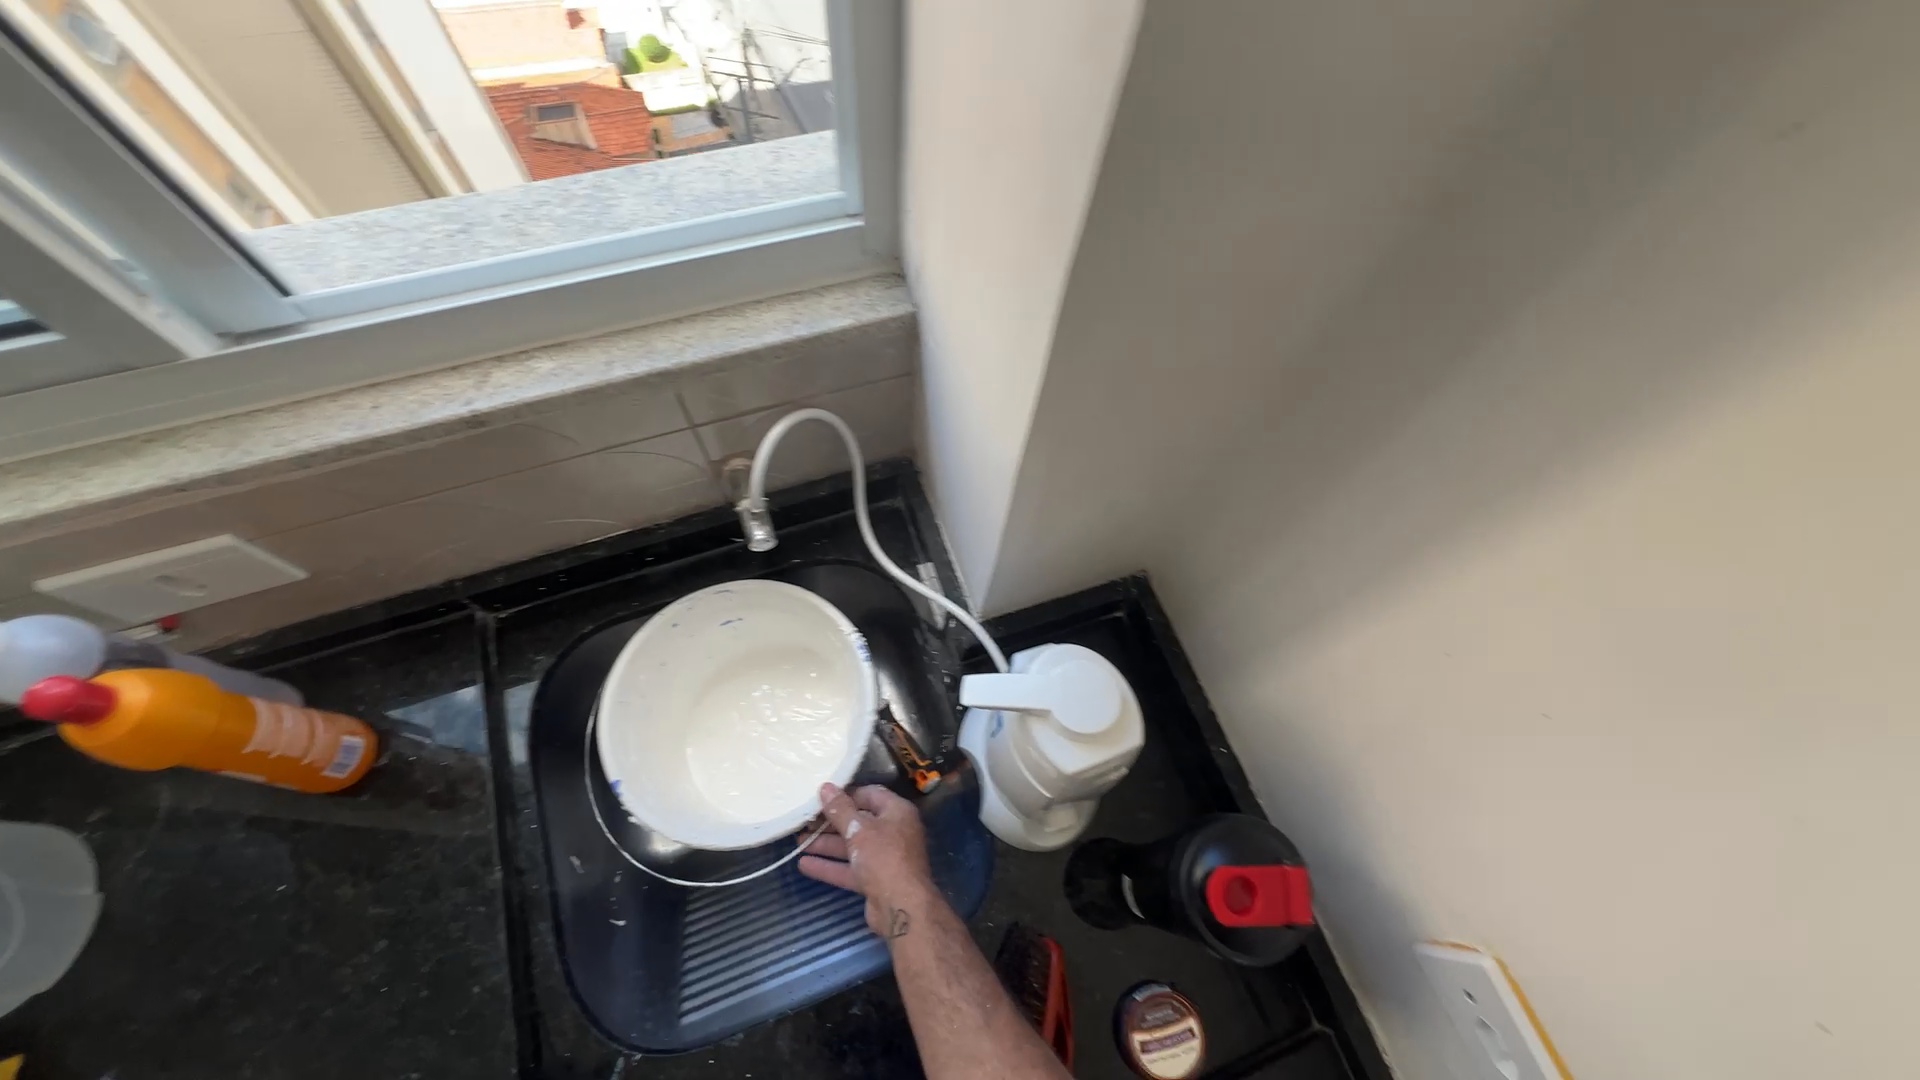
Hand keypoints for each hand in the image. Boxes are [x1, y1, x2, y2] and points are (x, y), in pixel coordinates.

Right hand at [798, 782, 936, 938]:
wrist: (901, 907)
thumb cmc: (883, 857)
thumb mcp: (859, 829)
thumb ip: (839, 810)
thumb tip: (826, 787)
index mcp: (897, 812)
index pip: (870, 795)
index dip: (846, 795)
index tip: (822, 797)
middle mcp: (893, 832)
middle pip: (858, 822)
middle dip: (831, 823)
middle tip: (804, 822)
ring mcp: (884, 858)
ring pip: (852, 846)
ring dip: (827, 845)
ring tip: (799, 842)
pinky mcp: (875, 880)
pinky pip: (850, 868)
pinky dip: (830, 866)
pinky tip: (805, 864)